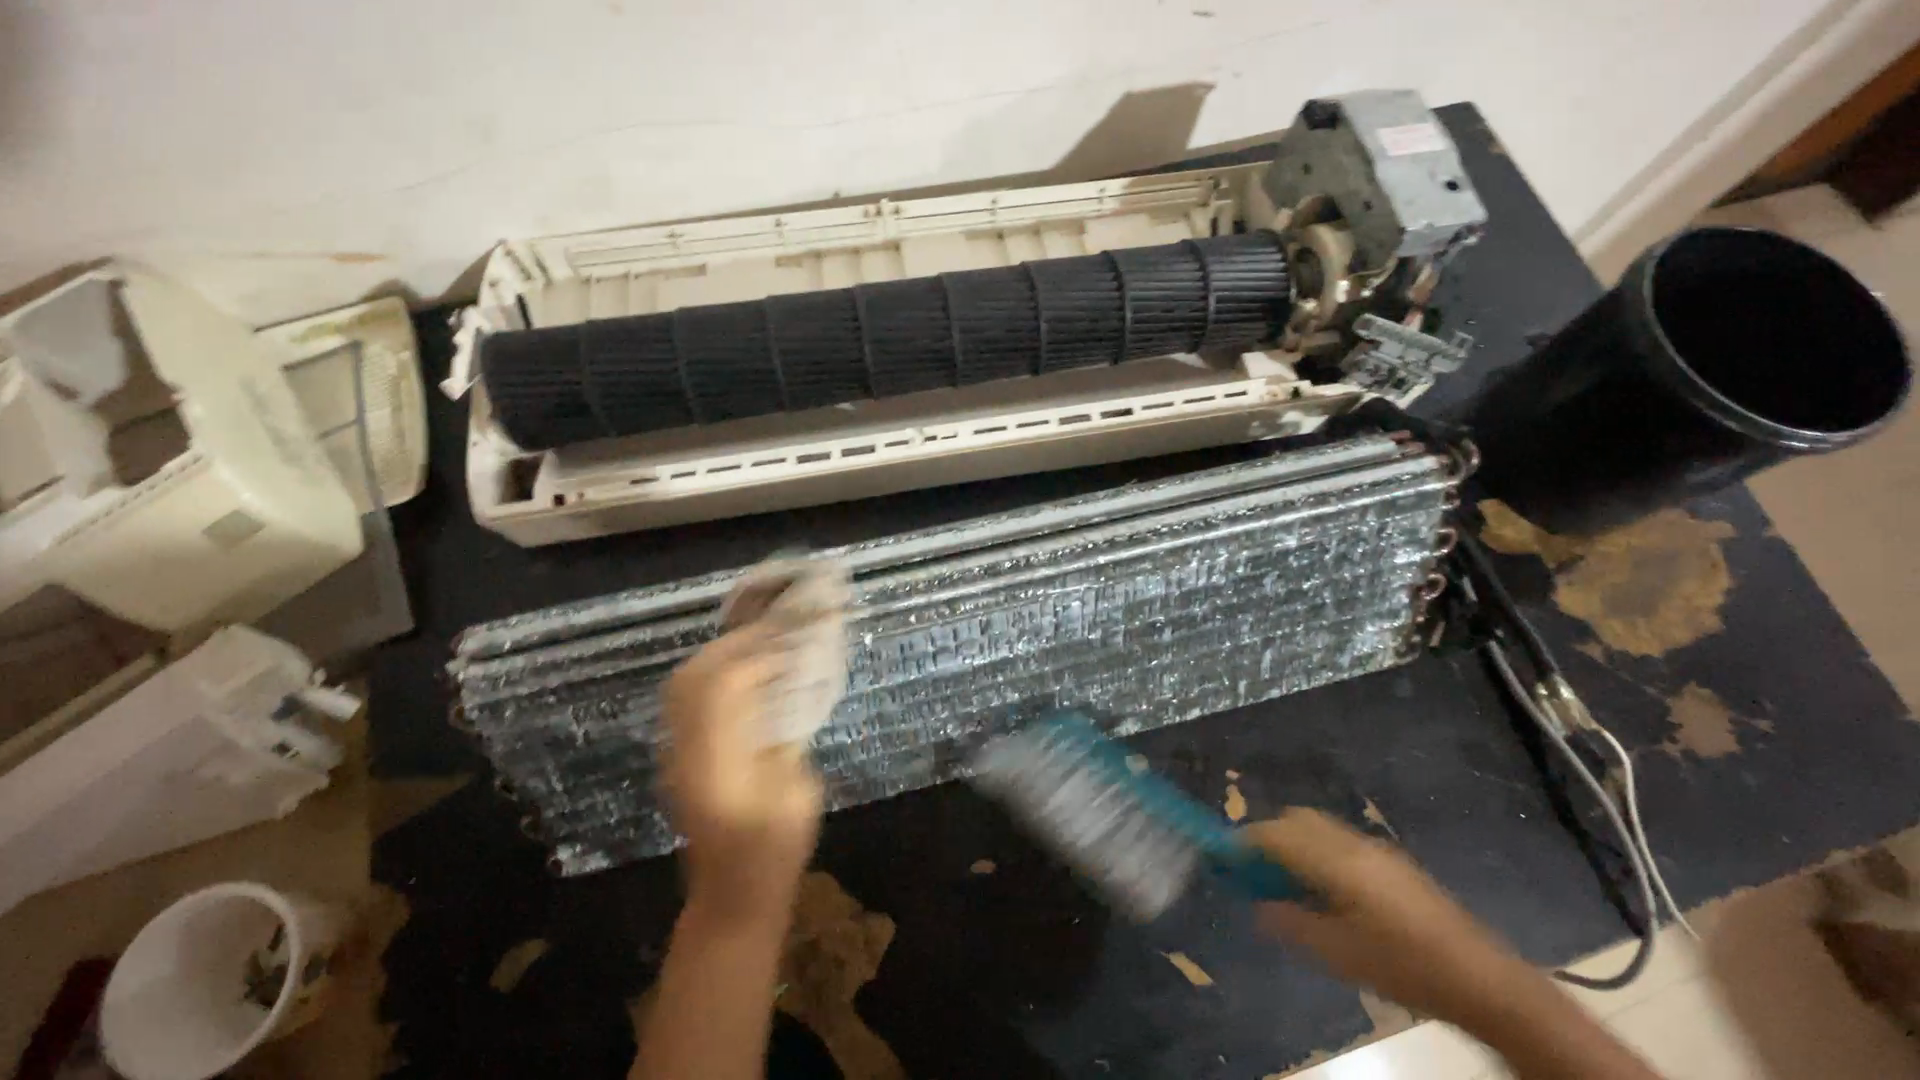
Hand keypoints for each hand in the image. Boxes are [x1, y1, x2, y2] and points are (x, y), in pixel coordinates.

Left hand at [662, 626, 822, 926]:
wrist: (731, 899)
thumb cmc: (774, 853)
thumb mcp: (798, 794)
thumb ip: (789, 737)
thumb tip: (789, 691)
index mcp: (718, 762)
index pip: (724, 686)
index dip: (757, 655)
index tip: (790, 639)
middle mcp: (686, 751)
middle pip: (693, 679)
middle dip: (733, 645)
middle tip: (772, 629)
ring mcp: (675, 756)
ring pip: (681, 687)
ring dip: (717, 658)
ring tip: (757, 645)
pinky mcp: (677, 760)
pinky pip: (683, 703)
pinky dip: (709, 678)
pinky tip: (741, 677)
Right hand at [1245, 808, 1540, 1028]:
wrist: (1480, 980)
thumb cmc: (1402, 967)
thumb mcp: (1335, 954)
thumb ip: (1289, 923)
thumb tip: (1256, 906)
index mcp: (1336, 861)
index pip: (1274, 833)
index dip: (1243, 843)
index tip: (1222, 862)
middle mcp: (1354, 844)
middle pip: (1296, 820)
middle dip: (1268, 838)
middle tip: (1252, 875)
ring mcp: (1377, 851)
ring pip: (1319, 829)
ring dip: (1293, 845)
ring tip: (1284, 886)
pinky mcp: (1393, 865)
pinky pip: (1339, 843)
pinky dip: (1316, 854)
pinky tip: (1322, 894)